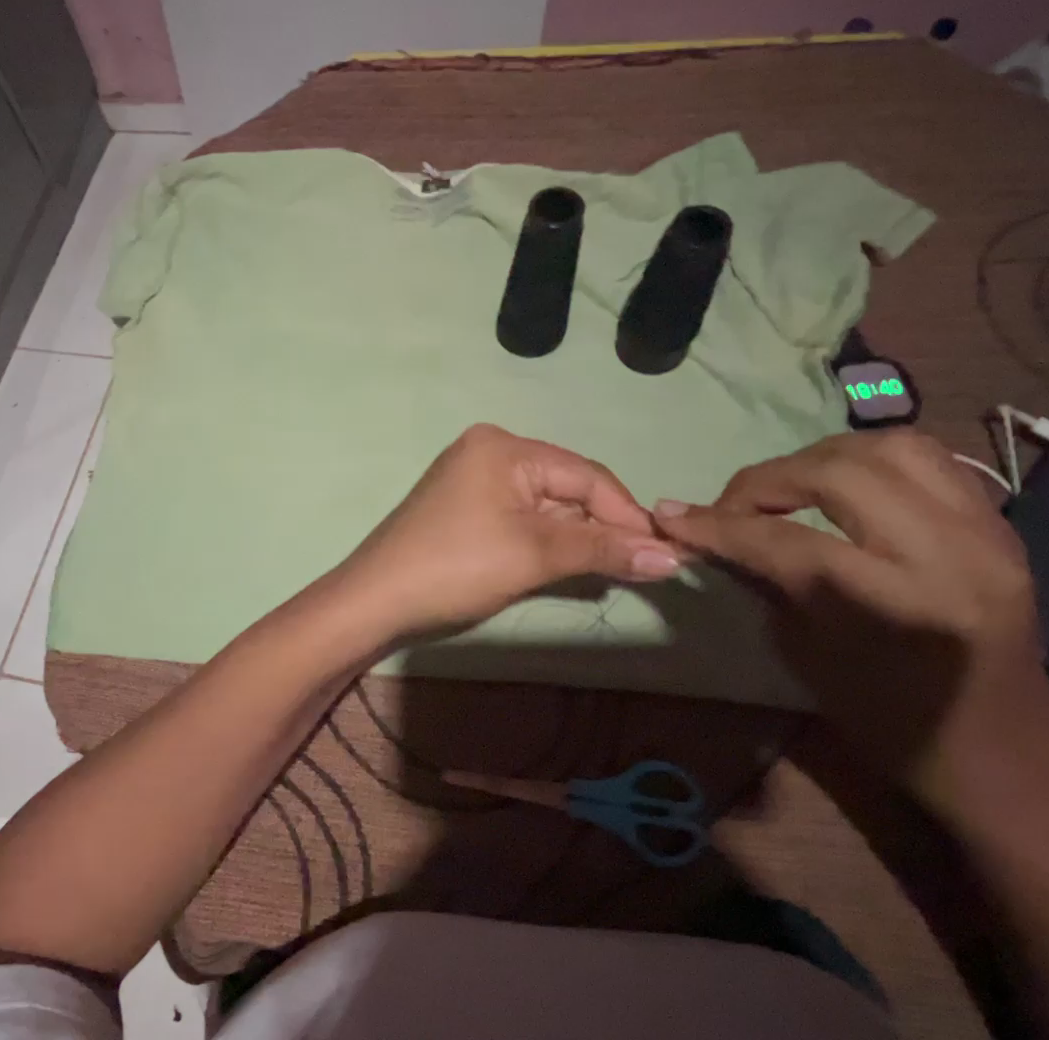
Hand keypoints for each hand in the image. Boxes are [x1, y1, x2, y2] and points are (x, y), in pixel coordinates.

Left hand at [335, 424, 680, 637]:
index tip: (664, 555)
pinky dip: (546, 541)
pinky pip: (520, 517)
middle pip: (567, 487)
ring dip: (577, 538)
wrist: (375, 601)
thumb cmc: (456, 568)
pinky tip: (567, 566)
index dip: (627, 515)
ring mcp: (472, 479)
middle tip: (641, 568)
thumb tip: (673, 558)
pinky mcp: (464, 508)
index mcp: (504, 447)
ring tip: (611, 571)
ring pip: (545, 506)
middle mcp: (489, 451)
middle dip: (603, 527)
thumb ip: (603, 549)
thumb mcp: (535, 555)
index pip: (586, 475)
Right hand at [653, 430, 1048, 808]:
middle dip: (767, 479)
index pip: (786, 540)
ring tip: (789, 485)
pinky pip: (929, 460)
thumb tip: (709, 534)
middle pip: (838, 472)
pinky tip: (841, 484)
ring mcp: (985, 532)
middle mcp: (948, 555)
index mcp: (894, 606)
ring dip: (821, 456)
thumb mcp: (806, 655)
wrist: (995, 747)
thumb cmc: (884, 719)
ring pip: (890, 446)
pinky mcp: (999, 524)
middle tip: (731, 505)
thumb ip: (766, 582)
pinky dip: (870, 461)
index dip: (719, 525)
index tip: (671, 516)